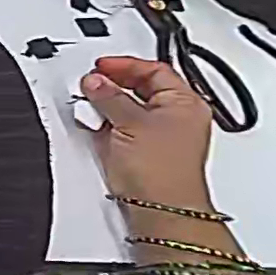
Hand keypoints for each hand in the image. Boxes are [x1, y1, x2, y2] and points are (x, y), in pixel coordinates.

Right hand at [78, 56, 214, 209]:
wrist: (159, 209)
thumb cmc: (162, 171)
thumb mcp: (130, 122)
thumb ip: (109, 97)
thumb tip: (95, 82)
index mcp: (185, 103)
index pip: (154, 71)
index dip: (125, 65)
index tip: (102, 66)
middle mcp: (175, 118)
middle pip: (140, 88)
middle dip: (113, 84)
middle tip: (92, 83)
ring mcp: (157, 136)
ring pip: (127, 109)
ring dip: (106, 105)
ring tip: (90, 105)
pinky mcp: (140, 152)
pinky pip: (118, 128)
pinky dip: (104, 124)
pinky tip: (93, 124)